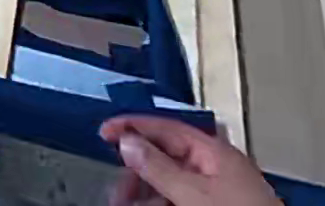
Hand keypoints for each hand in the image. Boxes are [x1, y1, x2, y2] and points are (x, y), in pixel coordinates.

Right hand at [99, 116, 280, 205]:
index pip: (164, 127)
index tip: (103, 133)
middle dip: (137, 171)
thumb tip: (126, 139)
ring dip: (146, 194)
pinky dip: (162, 204)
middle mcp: (216, 168)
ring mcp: (221, 195)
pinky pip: (183, 202)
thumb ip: (158, 167)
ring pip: (172, 185)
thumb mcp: (194, 196)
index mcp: (213, 153)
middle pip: (166, 157)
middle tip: (115, 191)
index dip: (132, 126)